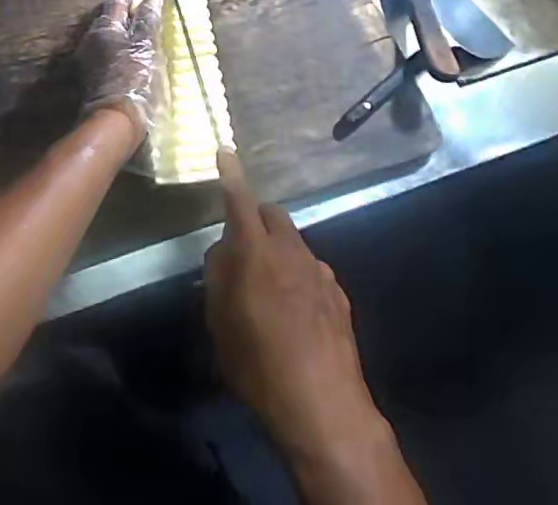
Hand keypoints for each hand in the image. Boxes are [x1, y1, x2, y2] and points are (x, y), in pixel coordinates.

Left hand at [76, 0, 162, 146]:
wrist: (115, 119)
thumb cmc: (133, 78)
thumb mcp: (145, 47)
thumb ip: (147, 22)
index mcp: (104, 28)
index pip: (115, 4)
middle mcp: (90, 39)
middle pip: (105, 19)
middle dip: (117, 12)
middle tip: (131, 6)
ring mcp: (88, 60)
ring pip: (103, 37)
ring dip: (116, 31)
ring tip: (130, 29)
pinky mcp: (91, 77)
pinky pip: (104, 53)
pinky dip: (114, 47)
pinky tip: (124, 53)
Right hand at [205, 150, 423, 504]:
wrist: (324, 405)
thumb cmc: (258, 363)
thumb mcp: (219, 322)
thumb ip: (219, 276)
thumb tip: (223, 250)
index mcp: (256, 252)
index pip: (240, 200)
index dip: (231, 175)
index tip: (225, 152)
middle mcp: (291, 251)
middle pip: (272, 214)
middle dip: (255, 217)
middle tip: (241, 245)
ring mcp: (320, 271)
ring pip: (294, 241)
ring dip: (277, 249)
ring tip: (267, 287)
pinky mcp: (339, 294)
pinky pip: (311, 268)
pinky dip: (298, 274)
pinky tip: (294, 310)